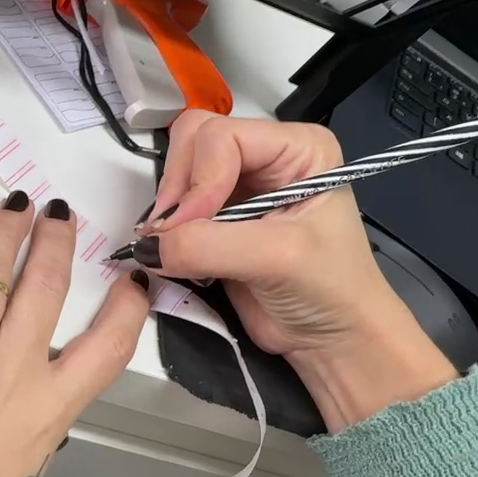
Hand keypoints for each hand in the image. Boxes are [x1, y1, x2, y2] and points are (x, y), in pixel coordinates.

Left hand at [0, 193, 150, 476]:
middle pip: (49, 286)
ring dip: (8, 228)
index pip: (111, 344)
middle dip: (58, 240)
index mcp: (52, 409)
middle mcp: (15, 372)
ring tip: (17, 206)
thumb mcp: (27, 470)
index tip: (132, 281)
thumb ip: (37, 421)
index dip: (128, 305)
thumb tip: (33, 390)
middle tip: (60, 216)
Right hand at [135, 112, 454, 429]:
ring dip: (168, 212)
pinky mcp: (214, 219)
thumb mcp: (276, 257)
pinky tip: (172, 254)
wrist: (330, 339)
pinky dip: (163, 230)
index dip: (198, 180)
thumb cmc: (328, 291)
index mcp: (296, 147)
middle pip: (191, 142)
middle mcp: (264, 158)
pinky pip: (172, 208)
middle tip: (172, 235)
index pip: (220, 137)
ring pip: (176, 173)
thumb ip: (207, 245)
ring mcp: (236, 187)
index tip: (188, 227)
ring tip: (173, 249)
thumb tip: (147, 244)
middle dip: (177, 188)